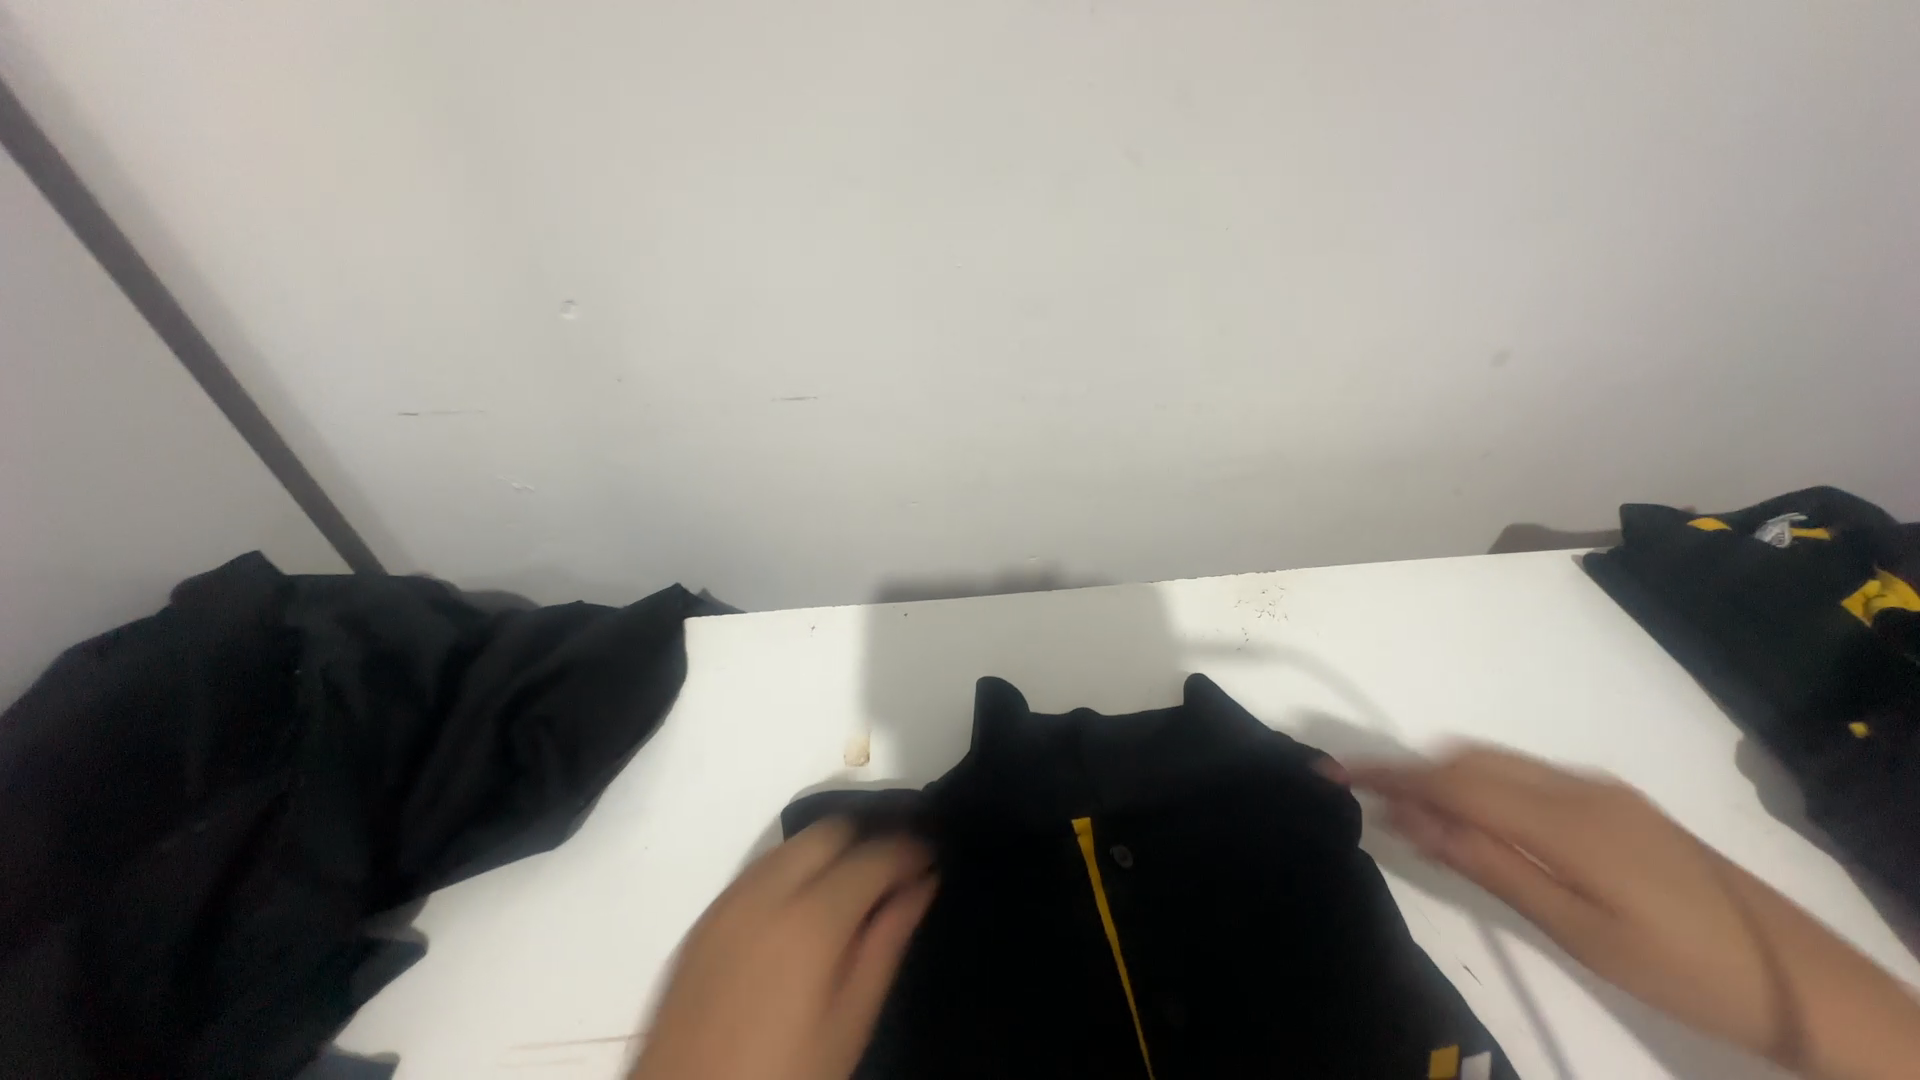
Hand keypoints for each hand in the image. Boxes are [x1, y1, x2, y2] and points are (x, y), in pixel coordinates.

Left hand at [630, 820, 936, 1079]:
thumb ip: (888, 941)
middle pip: (830, 829)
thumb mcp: (851, 1020)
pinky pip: (760, 867)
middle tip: (898, 866)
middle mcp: (766, 891)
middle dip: (870, 836)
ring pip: (793, 842)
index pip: (875, 853)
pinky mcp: (705, 917)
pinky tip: (806, 903)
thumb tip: (923, 883)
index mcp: (810, 918)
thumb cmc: (786, 1073)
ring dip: (830, 849)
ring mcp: (729, 900)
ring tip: (857, 884)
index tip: (933, 855)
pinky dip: (793, 867)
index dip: (911, 848)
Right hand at [1346, 747, 1919, 1079]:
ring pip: (1497, 762)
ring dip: (1445, 775)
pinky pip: (1526, 776)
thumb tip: (1411, 819)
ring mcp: (1601, 790)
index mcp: (1566, 818)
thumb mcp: (1575, 929)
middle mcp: (1578, 786)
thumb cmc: (1682, 968)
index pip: (1453, 778)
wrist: (1808, 984)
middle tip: (1365, 797)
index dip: (1389, 773)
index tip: (1334, 771)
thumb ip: (1488, 863)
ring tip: (1410, 811)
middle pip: (1471, 757)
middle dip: (1411, 768)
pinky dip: (1482, 785)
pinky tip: (1474, 818)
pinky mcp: (1615, 803)